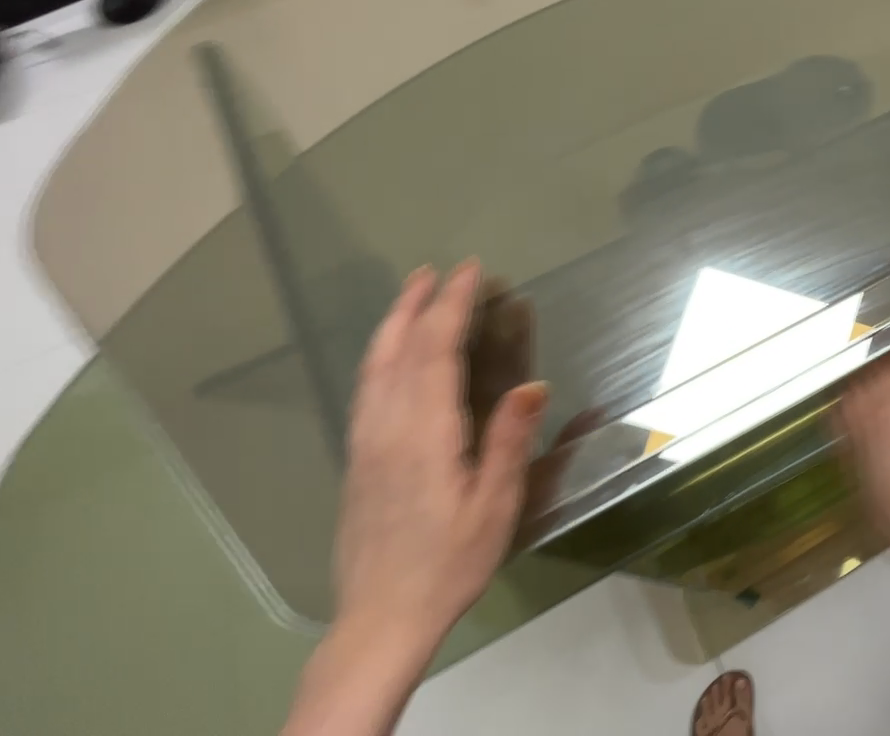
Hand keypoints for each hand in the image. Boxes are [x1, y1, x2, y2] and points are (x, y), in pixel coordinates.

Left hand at [333, 262, 548, 655]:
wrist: (381, 618)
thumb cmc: (450, 563)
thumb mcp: (495, 507)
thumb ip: (508, 442)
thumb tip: (532, 385)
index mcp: (424, 436)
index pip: (434, 353)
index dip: (450, 307)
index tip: (468, 272)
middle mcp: (387, 430)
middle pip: (397, 352)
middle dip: (417, 305)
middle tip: (436, 270)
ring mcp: (365, 445)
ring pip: (373, 369)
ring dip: (393, 325)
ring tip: (410, 295)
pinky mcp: (358, 461)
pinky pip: (365, 391)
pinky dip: (379, 358)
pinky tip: (389, 356)